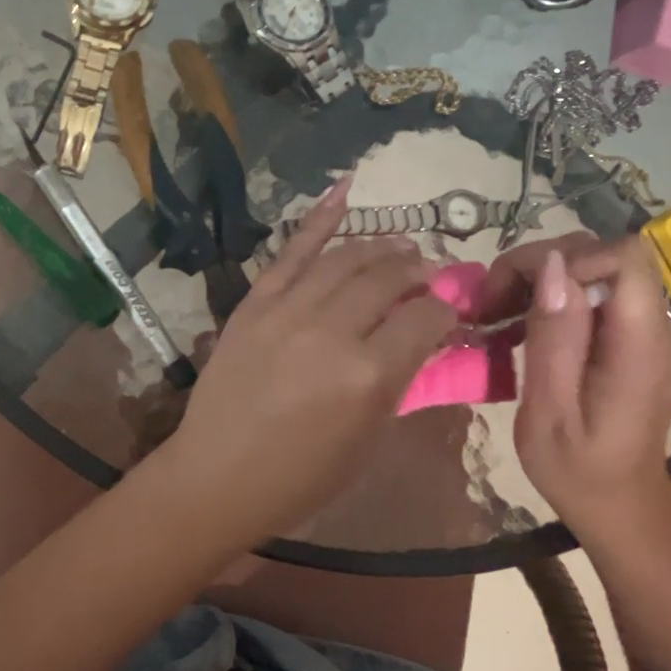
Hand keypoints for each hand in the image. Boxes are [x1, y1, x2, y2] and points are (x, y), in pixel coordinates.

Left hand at [151, 178, 459, 547]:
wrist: (218, 475)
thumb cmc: (300, 477)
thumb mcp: (367, 442)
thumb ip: (397, 385)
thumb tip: (421, 342)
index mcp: (368, 375)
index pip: (425, 319)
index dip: (446, 309)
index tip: (453, 309)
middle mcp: (331, 332)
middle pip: (387, 279)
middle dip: (418, 271)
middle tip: (430, 273)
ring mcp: (286, 312)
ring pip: (344, 259)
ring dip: (379, 246)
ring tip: (400, 246)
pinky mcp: (253, 305)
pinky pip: (290, 253)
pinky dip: (318, 220)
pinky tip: (344, 192)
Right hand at [479, 235, 670, 521]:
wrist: (617, 503)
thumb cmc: (577, 468)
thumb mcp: (550, 410)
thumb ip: (555, 336)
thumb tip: (551, 265)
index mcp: (640, 342)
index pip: (622, 257)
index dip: (565, 260)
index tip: (515, 292)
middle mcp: (655, 326)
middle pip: (604, 255)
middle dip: (542, 266)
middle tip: (492, 304)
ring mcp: (646, 331)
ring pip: (595, 270)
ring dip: (541, 281)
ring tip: (498, 314)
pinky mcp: (631, 339)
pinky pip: (595, 295)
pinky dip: (553, 299)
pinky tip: (521, 327)